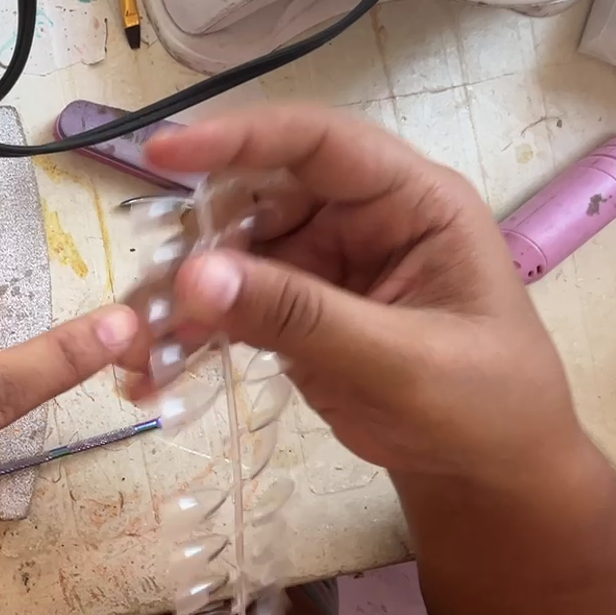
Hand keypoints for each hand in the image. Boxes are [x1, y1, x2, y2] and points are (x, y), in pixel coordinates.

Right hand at [136, 107, 582, 482]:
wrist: (480, 475)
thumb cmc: (477, 406)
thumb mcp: (397, 361)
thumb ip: (298, 316)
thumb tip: (194, 278)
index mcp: (406, 201)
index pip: (315, 144)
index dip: (237, 139)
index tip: (161, 154)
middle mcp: (352, 220)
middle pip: (251, 204)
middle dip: (193, 248)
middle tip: (147, 300)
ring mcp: (315, 266)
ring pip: (225, 259)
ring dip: (178, 300)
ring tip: (136, 348)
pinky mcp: (287, 311)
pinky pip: (224, 309)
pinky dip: (187, 337)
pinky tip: (153, 372)